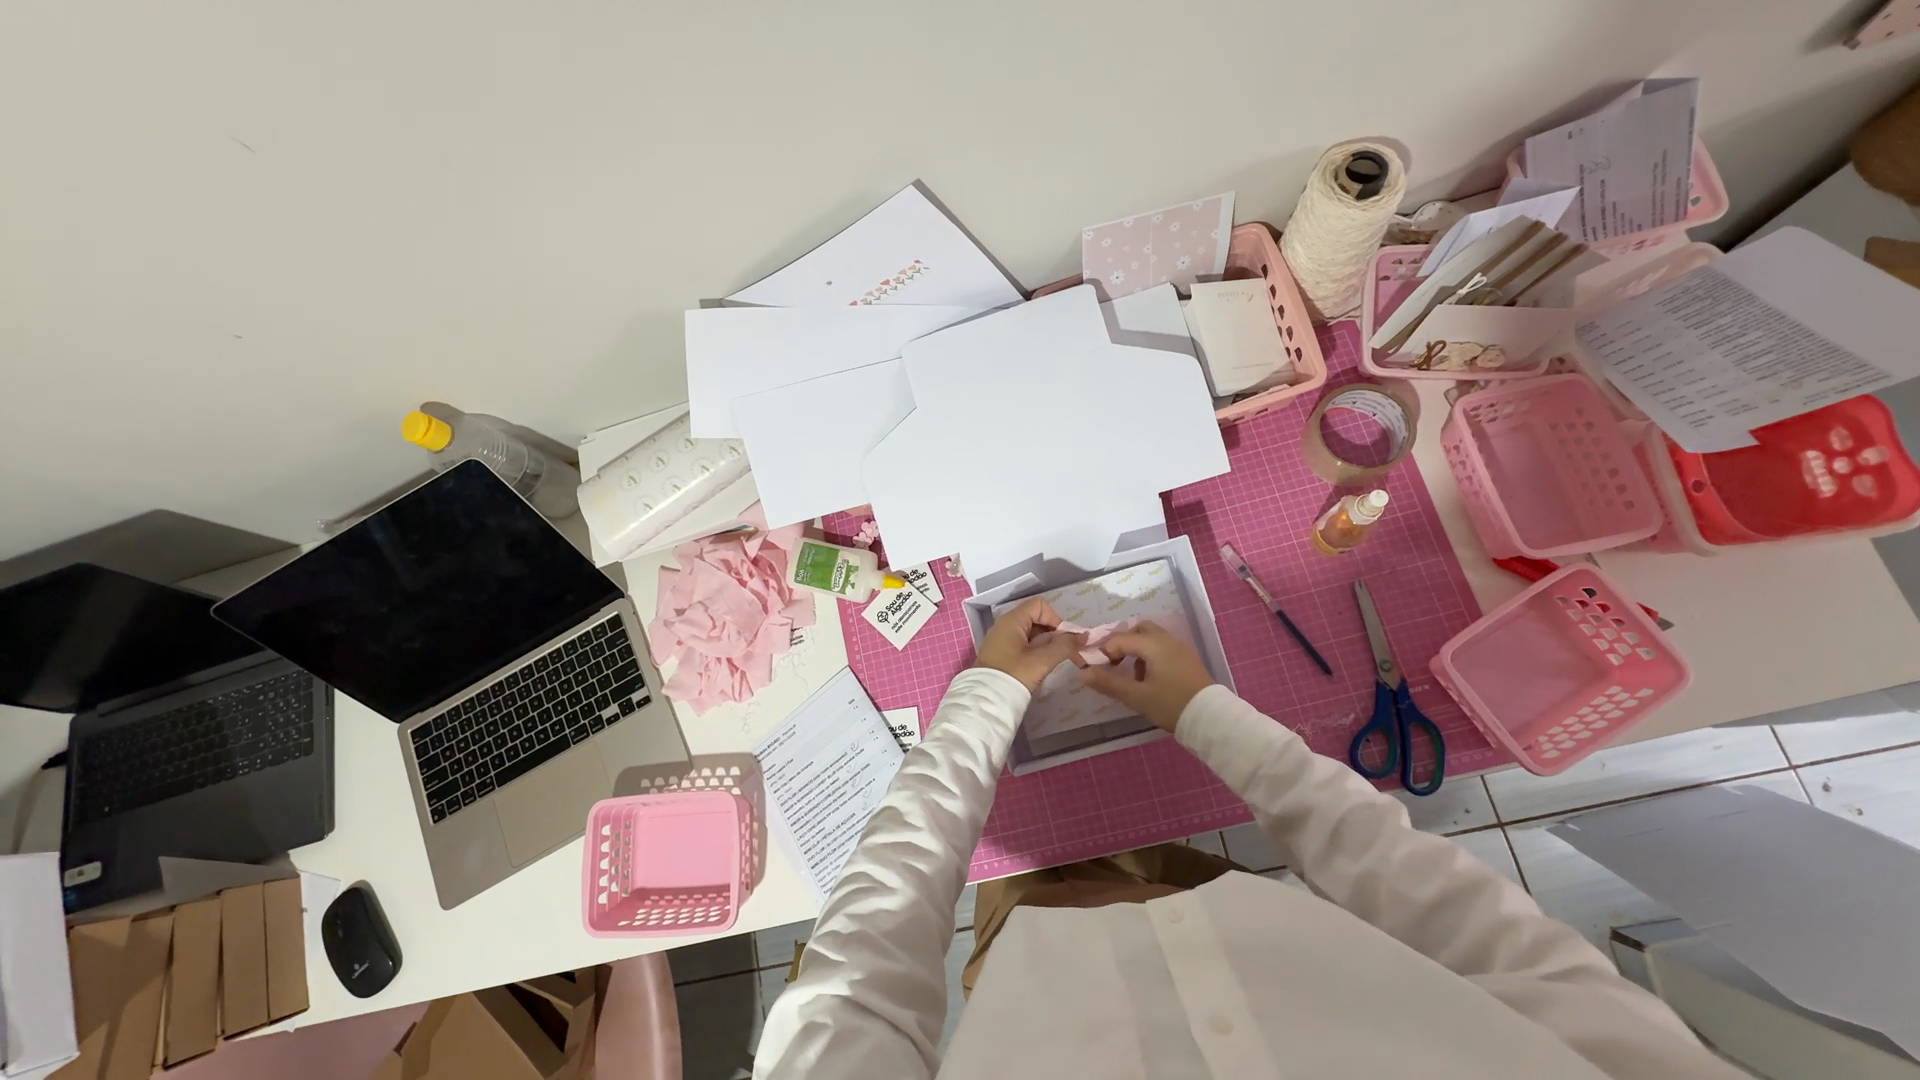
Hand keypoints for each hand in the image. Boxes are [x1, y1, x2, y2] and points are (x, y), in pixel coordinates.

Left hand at [976, 598, 1088, 692]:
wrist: (987, 700)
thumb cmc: (1014, 675)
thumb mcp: (1042, 661)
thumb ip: (1064, 646)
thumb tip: (1084, 636)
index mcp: (1012, 620)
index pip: (1040, 605)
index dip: (1055, 618)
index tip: (1063, 638)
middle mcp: (1005, 624)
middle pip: (1036, 618)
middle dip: (1053, 632)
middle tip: (1063, 651)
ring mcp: (1002, 638)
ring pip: (1030, 632)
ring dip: (1045, 643)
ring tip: (1053, 660)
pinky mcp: (1001, 652)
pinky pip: (1023, 643)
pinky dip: (1035, 649)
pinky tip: (1040, 664)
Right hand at [1079, 620, 1215, 732]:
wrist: (1210, 719)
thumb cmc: (1171, 705)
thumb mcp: (1136, 696)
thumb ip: (1108, 683)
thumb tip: (1083, 673)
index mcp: (1154, 645)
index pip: (1120, 639)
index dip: (1104, 652)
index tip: (1097, 670)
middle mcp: (1167, 640)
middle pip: (1139, 630)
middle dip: (1123, 643)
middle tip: (1114, 663)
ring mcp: (1180, 648)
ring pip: (1152, 639)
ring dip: (1137, 650)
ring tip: (1132, 675)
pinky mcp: (1187, 659)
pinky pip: (1163, 648)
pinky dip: (1151, 656)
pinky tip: (1150, 679)